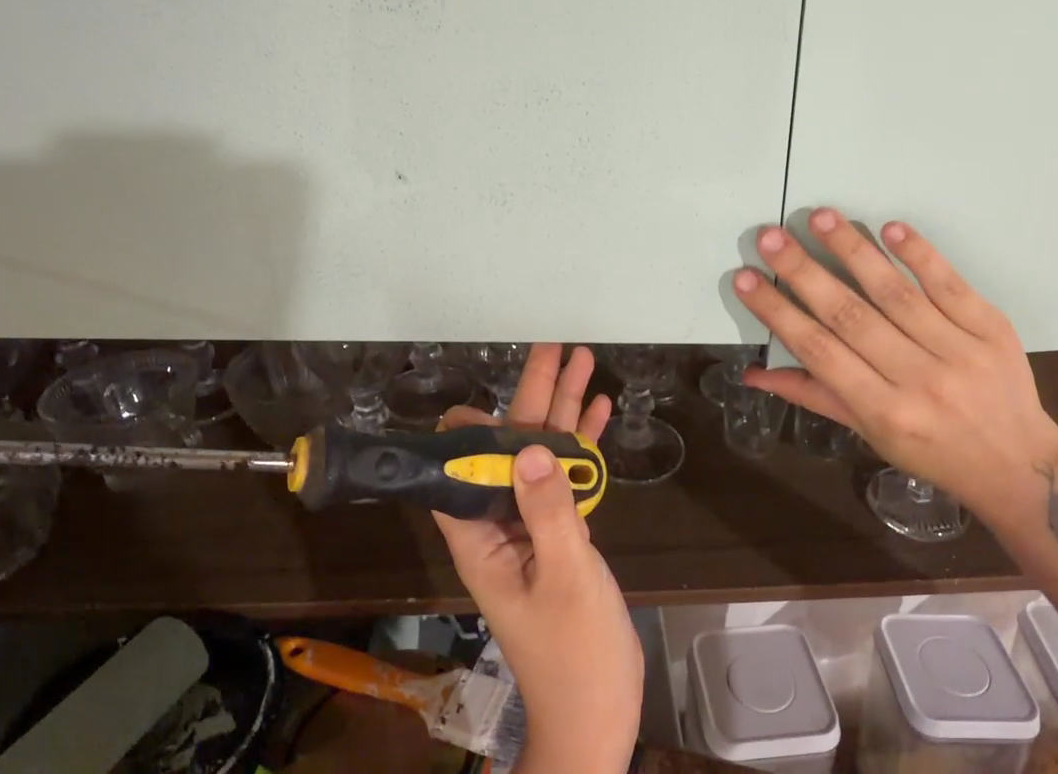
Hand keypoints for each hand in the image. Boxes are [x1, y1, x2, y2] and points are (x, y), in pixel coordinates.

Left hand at [432, 343, 640, 773]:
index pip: (457, 474)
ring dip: (562, 412)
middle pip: (509, 452)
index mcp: (479, 540)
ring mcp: (532, 531)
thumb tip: (533, 446)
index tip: (483, 392)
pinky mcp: (560, 538)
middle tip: (553, 347)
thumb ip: (550, 510)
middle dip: (532, 398)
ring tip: (582, 362)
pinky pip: (566, 482)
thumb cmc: (575, 651)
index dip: (467, 432)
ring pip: (542, 459)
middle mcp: (499, 527)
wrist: (600, 710)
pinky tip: (598, 414)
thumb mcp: (566, 577)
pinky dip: (582, 448)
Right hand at [731, 208, 1057, 521]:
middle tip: (770, 238)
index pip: (819, 352)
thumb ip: (815, 396)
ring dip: (854, 251)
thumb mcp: (870, 434)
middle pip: (851, 316)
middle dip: (804, 273)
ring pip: (896, 293)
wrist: (1020, 466)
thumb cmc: (932, 452)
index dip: (778, 313)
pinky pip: (950, 285)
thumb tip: (754, 375)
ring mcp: (958, 350)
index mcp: (883, 411)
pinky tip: (891, 227)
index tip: (746, 279)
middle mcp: (918, 379)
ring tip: (820, 217)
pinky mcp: (991, 328)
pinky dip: (920, 254)